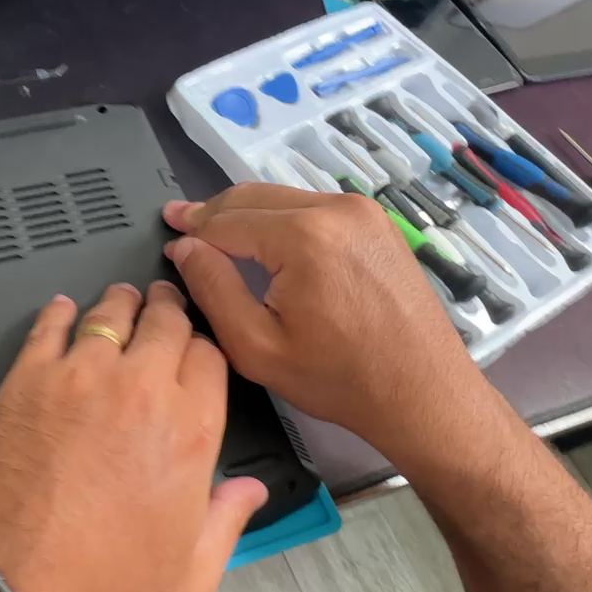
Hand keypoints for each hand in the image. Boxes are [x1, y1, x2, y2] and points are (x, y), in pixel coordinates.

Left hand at [0, 282, 267, 591]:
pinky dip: (60, 311)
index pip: (209, 356)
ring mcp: (82, 374)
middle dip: (168, 309)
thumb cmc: (106, 580)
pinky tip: (63, 308)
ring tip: (122, 298)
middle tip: (162, 301)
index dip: (203, 347)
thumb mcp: (192, 572)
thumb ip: (229, 521)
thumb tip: (252, 490)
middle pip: (165, 322)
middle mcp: (142, 387)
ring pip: (110, 315)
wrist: (15, 577)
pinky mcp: (30, 375)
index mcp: (191, 428)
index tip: (193, 347)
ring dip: (121, 302)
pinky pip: (50, 325)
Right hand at [160, 185, 498, 460]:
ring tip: (211, 228)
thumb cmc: (337, 379)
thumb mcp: (256, 345)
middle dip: (212, 212)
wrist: (424, 393)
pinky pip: (310, 207)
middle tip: (178, 219)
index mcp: (304, 237)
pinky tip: (260, 235)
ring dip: (243, 212)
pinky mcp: (376, 223)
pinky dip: (277, 217)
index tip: (167, 235)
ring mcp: (362, 212)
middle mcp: (335, 209)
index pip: (226, 221)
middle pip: (252, 197)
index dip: (191, 230)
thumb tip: (185, 248)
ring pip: (281, 198)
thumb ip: (213, 289)